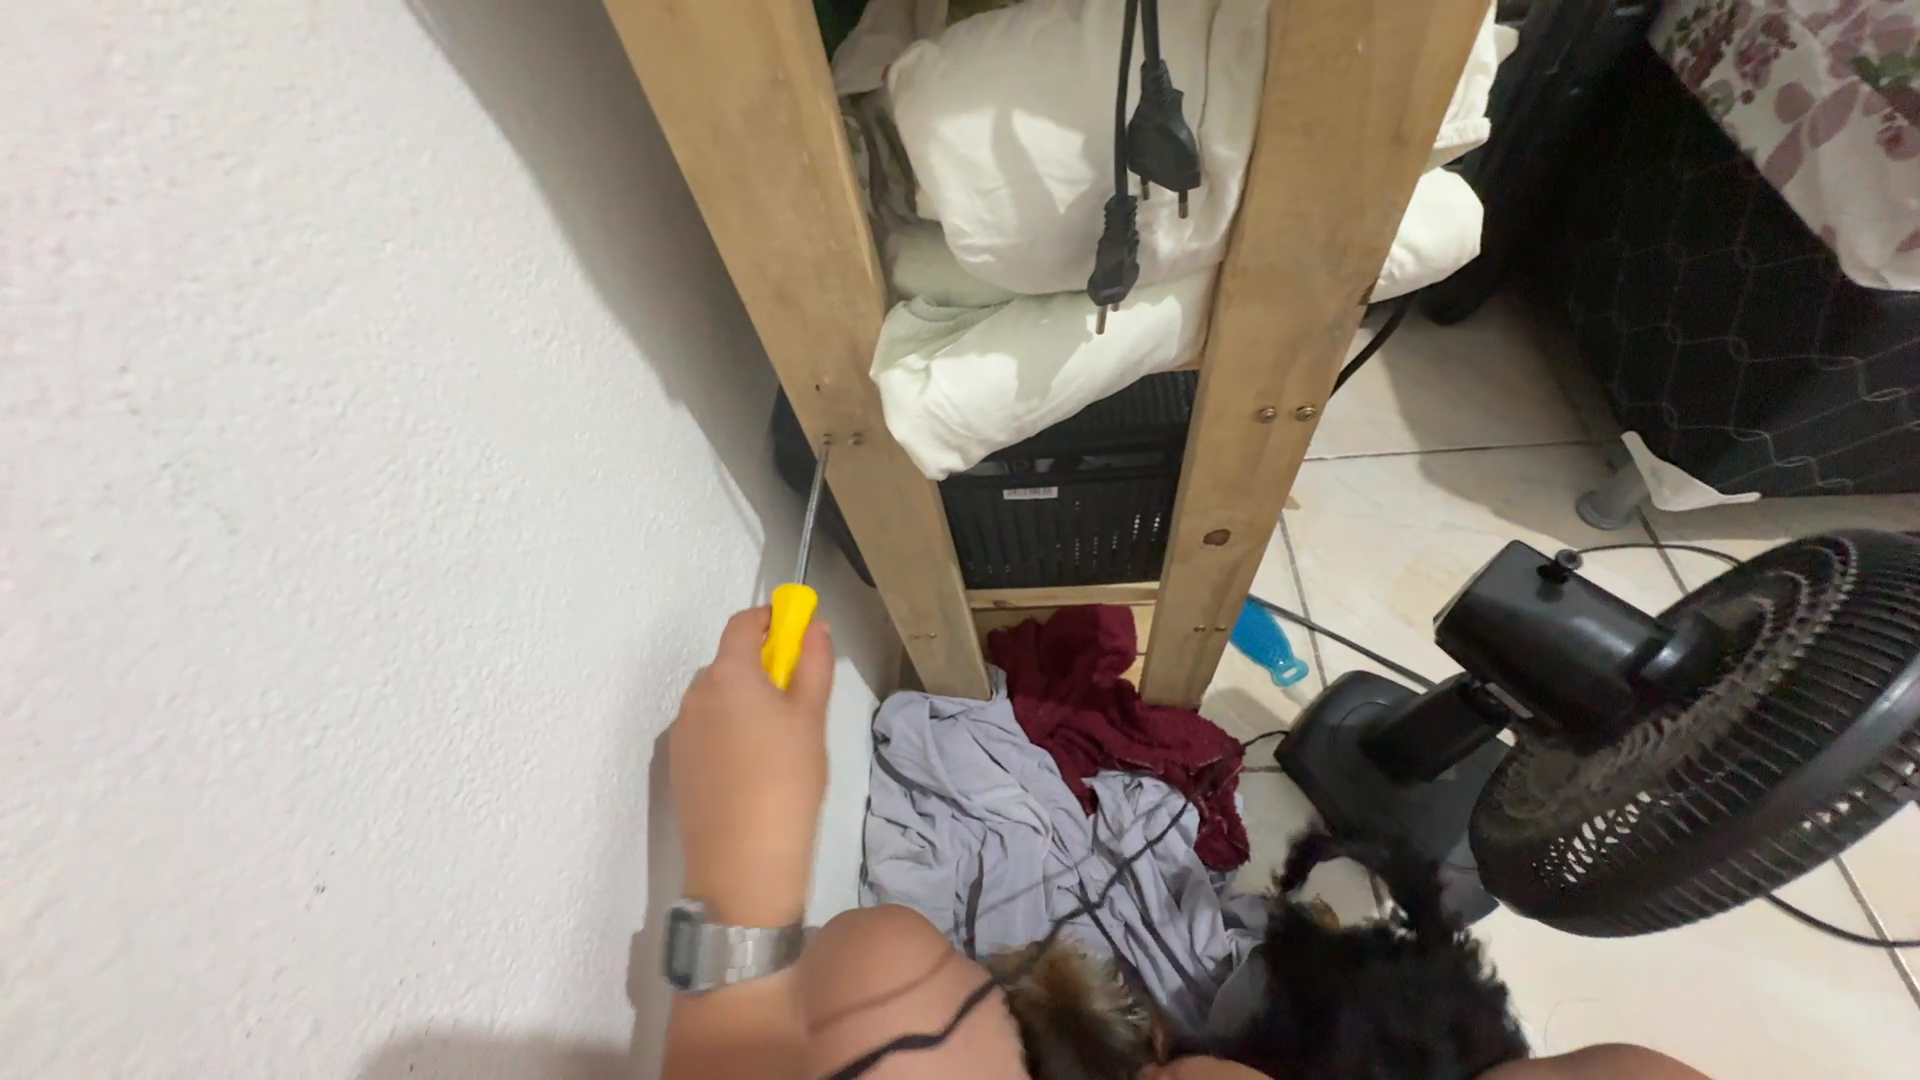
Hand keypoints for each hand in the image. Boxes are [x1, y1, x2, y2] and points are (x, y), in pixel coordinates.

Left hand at [669, 606, 834, 926]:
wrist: (743, 859)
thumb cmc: (787, 777)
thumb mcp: (811, 716)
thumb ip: (813, 663)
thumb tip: (814, 627)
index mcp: (728, 675)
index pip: (742, 624)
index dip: (770, 618)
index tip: (795, 629)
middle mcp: (695, 694)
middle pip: (729, 661)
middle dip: (761, 665)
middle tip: (797, 694)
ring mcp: (681, 731)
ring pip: (717, 696)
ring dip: (744, 697)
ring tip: (778, 737)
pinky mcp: (677, 763)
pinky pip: (706, 727)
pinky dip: (729, 727)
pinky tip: (753, 765)